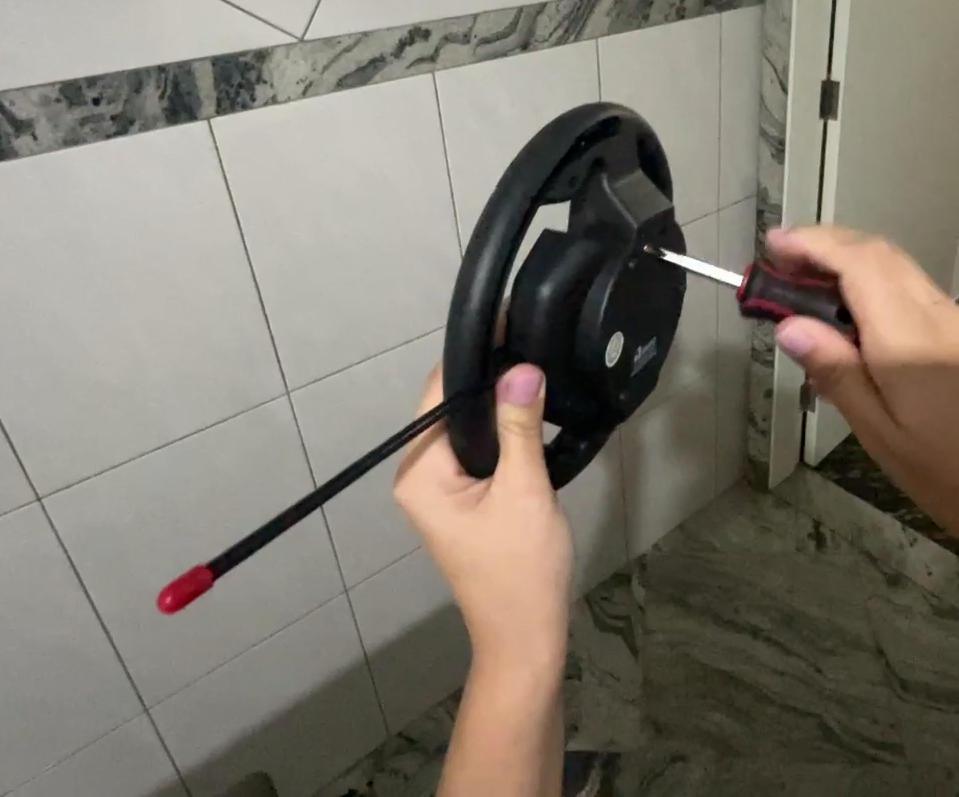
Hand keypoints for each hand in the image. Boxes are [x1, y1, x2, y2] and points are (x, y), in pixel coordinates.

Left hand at [394, 364, 572, 670]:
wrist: (526, 633)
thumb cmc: (521, 568)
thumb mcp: (525, 491)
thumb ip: (521, 427)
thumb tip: (522, 367)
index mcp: (421, 471)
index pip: (439, 394)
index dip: (476, 358)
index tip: (511, 324)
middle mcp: (420, 472)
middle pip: (452, 404)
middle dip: (491, 378)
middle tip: (534, 344)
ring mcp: (439, 485)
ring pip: (468, 424)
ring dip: (500, 402)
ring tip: (538, 371)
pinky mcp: (462, 493)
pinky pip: (478, 444)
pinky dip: (503, 428)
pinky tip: (531, 411)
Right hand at [765, 226, 958, 558]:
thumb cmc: (950, 480)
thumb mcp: (879, 434)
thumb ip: (836, 372)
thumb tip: (789, 326)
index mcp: (911, 339)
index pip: (859, 263)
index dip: (813, 244)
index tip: (774, 244)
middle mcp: (942, 316)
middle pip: (881, 253)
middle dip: (828, 245)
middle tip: (782, 260)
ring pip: (901, 270)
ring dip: (853, 264)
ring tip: (809, 289)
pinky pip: (919, 295)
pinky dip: (879, 288)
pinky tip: (858, 324)